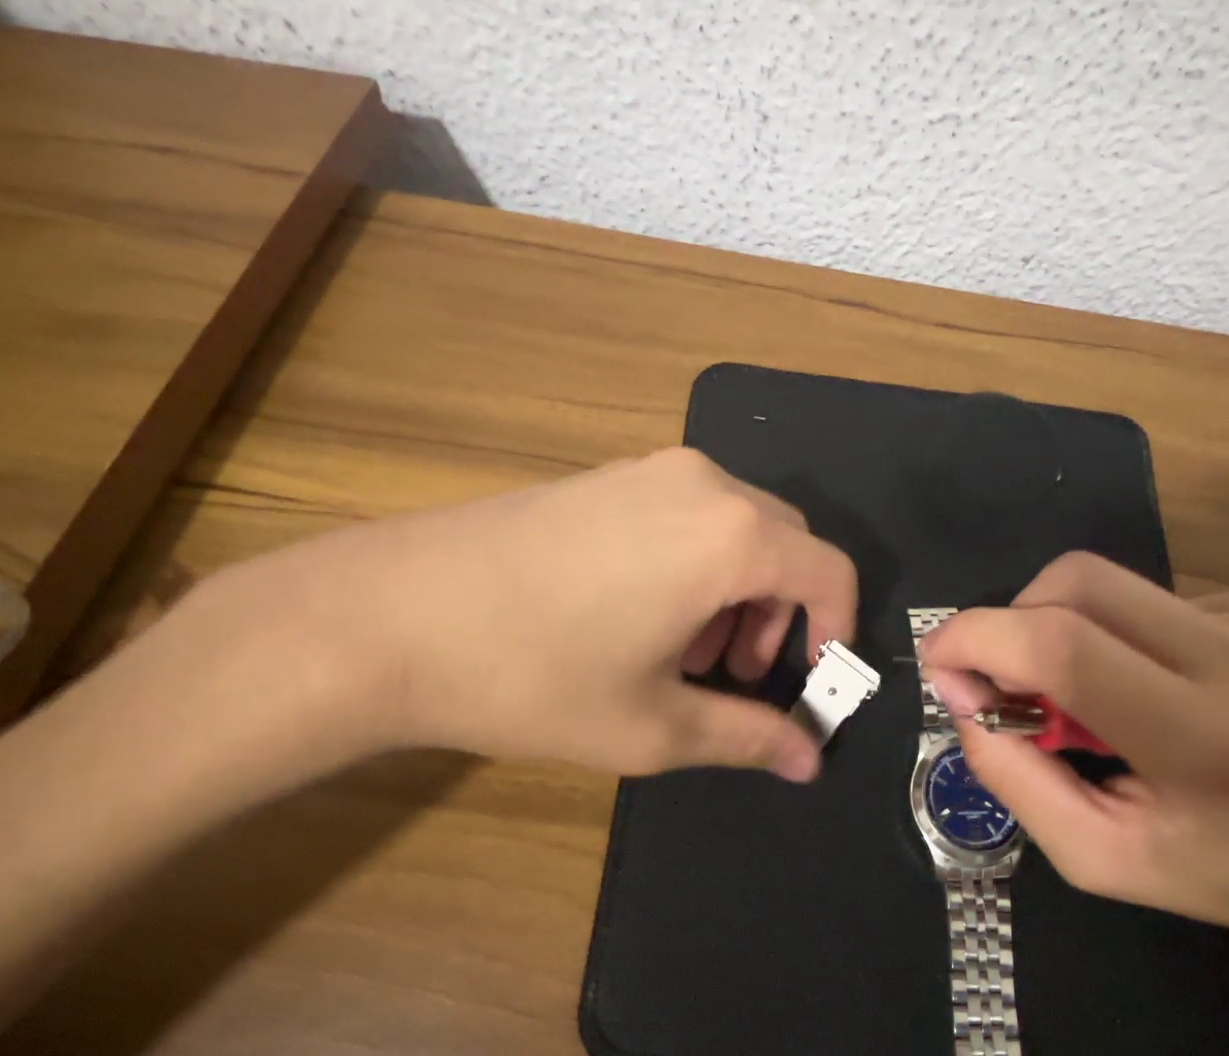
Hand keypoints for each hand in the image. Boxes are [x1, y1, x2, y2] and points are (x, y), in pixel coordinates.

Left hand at [201, 447, 855, 781]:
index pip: (829, 571)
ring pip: (736, 525)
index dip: (837, 629)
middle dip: (781, 612)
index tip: (809, 680)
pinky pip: (688, 511)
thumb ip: (746, 738)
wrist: (391, 615)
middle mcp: (705, 484)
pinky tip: (636, 611)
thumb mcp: (652, 726)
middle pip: (785, 543)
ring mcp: (651, 469)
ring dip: (736, 588)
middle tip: (735, 674)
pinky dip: (695, 560)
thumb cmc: (535, 676)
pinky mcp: (608, 473)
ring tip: (681, 651)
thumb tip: (808, 759)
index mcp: (731, 537)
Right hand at [918, 552, 1228, 939]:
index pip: (1068, 649)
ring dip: (1064, 629)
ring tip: (1090, 699)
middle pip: (1080, 582)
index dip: (981, 639)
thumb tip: (960, 696)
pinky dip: (1119, 635)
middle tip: (1003, 682)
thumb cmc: (1227, 873)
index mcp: (1210, 742)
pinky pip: (1150, 597)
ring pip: (1108, 583)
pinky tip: (1154, 687)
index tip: (941, 664)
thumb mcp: (1104, 859)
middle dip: (1012, 620)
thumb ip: (1018, 778)